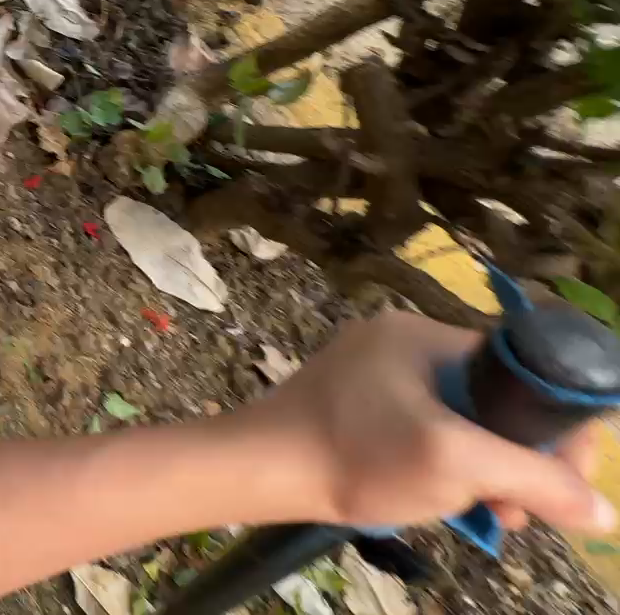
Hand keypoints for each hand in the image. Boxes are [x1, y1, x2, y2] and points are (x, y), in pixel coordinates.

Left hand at [243, 310, 615, 533]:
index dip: (556, 426)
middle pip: (496, 400)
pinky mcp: (357, 403)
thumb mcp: (462, 464)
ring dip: (487, 471)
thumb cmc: (356, 452)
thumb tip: (598, 506)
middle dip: (520, 458)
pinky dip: (448, 466)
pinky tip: (449, 502)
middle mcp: (393, 343)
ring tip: (489, 512)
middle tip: (521, 506)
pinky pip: (427, 430)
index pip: (522, 370)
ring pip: (464, 422)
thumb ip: (541, 479)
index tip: (562, 476)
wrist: (264, 465)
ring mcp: (371, 372)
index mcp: (416, 336)